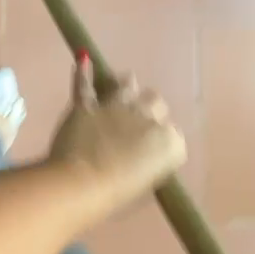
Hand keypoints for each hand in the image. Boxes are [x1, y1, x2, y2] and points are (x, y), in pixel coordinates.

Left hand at [47, 54, 185, 206]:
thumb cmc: (118, 194)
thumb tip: (141, 159)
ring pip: (126, 86)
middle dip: (149, 108)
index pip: (171, 134)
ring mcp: (115, 107)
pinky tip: (82, 58)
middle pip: (155, 102)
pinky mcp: (86, 104)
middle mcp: (147, 118)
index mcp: (169, 142)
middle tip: (139, 118)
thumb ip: (150, 164)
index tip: (150, 149)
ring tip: (125, 83)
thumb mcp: (147, 185)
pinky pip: (84, 84)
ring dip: (126, 85)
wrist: (82, 182)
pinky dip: (83, 72)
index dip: (159, 139)